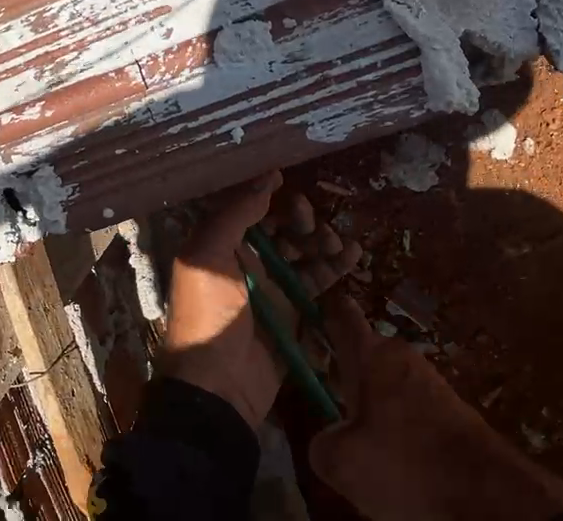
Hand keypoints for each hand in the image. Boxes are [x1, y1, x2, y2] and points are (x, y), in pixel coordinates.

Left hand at [160, 171, 361, 427]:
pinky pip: (317, 283)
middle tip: (312, 222)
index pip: (248, 211)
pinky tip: (353, 254)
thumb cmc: (209, 311)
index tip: (288, 180)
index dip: (267, 196)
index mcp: (220, 246)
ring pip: (303, 254)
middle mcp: (246, 263)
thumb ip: (236, 214)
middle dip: (300, 221)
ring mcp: (272, 289)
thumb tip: (266, 176)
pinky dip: (335, 268)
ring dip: (322, 242)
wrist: (219, 385)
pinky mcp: (294, 313)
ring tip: (339, 241)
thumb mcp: (209, 254)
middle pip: (280, 230)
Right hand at [310, 293, 562, 520]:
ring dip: (376, 409)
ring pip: (389, 386)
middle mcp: (401, 356)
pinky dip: (402, 428)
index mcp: (370, 354)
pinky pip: (413, 410)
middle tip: (331, 407)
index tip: (311, 310)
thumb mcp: (343, 463)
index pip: (342, 315)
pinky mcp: (454, 409)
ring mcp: (431, 381)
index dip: (325, 310)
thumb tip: (328, 441)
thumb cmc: (406, 465)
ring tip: (368, 447)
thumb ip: (321, 444)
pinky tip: (401, 463)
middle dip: (348, 378)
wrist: (489, 496)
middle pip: (364, 357)